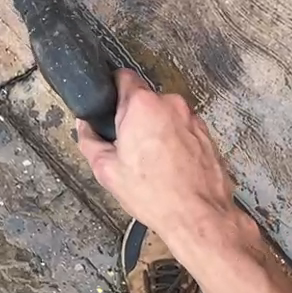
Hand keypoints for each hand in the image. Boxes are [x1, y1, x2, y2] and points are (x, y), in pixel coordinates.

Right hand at [76, 70, 241, 250]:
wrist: (197, 215)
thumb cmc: (156, 194)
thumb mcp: (106, 170)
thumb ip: (89, 141)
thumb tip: (85, 128)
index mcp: (142, 106)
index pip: (123, 77)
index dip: (113, 90)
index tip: (110, 104)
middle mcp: (170, 104)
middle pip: (144, 100)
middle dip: (134, 119)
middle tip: (126, 146)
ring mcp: (192, 118)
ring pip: (165, 116)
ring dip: (156, 131)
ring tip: (150, 163)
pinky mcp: (206, 134)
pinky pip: (183, 130)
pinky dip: (175, 143)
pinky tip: (168, 167)